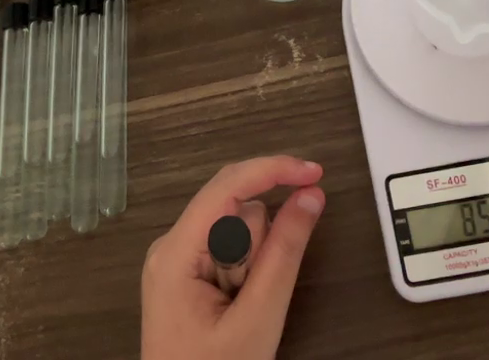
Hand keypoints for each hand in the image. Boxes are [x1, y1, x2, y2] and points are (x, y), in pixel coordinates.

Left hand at [141, 157, 326, 359]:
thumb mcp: (258, 319)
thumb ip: (285, 253)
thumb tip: (312, 195)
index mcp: (176, 251)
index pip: (228, 185)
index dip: (273, 169)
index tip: (317, 172)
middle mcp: (172, 244)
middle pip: (235, 208)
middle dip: (260, 242)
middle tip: (258, 293)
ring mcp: (179, 257)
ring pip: (238, 227)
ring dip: (255, 260)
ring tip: (244, 309)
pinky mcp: (190, 271)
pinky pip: (232, 248)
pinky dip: (247, 269)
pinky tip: (238, 305)